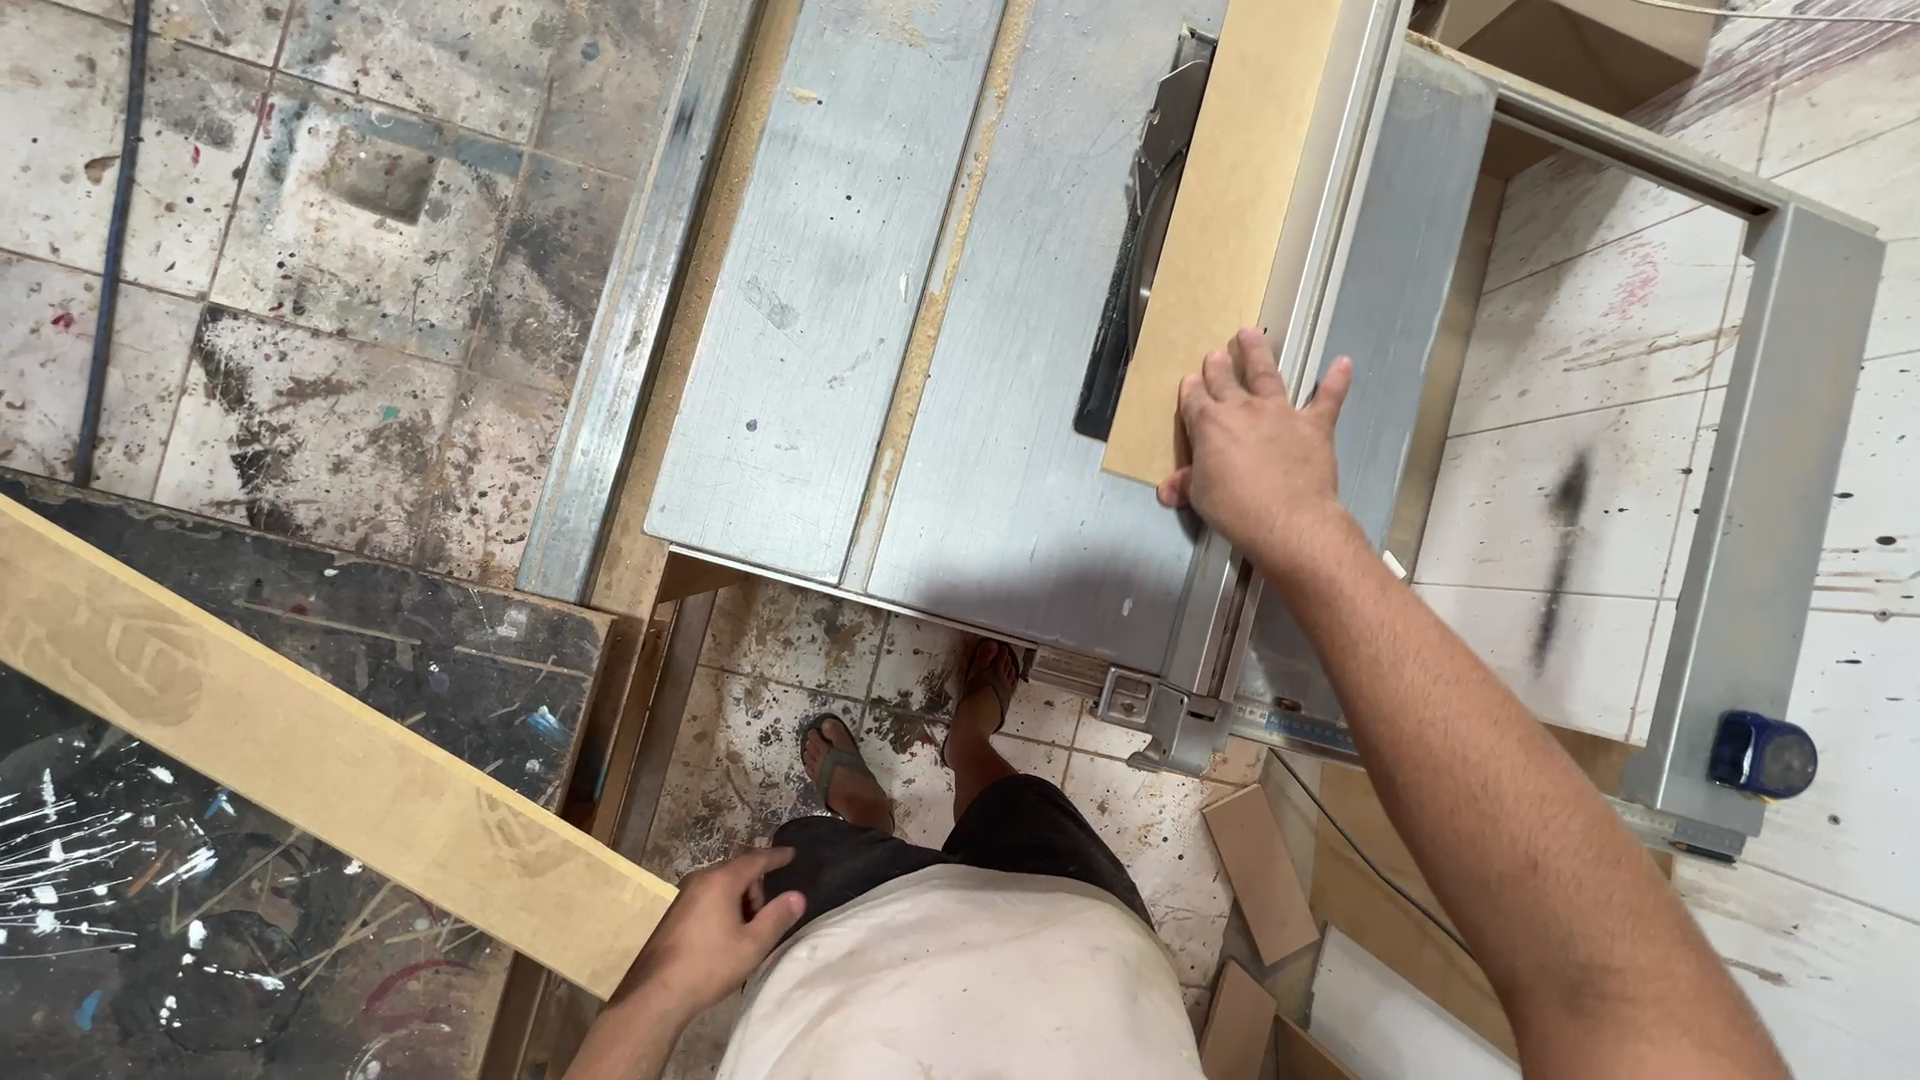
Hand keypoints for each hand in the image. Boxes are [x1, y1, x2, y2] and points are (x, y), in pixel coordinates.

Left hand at [614, 847, 805, 1022]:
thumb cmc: (708, 966)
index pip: (756, 859)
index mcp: (721, 881)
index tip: (791, 854)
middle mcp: (700, 879)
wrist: (654, 995)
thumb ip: (778, 917)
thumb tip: (797, 896)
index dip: (776, 856)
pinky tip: (720, 938)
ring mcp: (682, 895)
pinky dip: (721, 908)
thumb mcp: (752, 945)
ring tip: (741, 935)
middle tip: (761, 922)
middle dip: (756, 890)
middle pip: (738, 872)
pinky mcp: (672, 912)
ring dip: (738, 901)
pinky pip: (706, 897)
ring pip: (721, 886)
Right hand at [1157, 328, 1353, 570]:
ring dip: (1258, 353)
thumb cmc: (1234, 509)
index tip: (1189, 381)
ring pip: (1267, 374)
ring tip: (1252, 334)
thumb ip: (1186, 484)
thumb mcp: (1200, 497)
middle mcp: (1243, 409)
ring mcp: (1280, 413)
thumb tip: (1167, 489)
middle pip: (1226, 380)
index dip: (1190, 390)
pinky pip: (1328, 398)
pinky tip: (1343, 363)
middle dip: (1218, 366)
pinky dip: (1336, 380)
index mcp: (1209, 424)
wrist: (1287, 520)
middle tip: (1215, 354)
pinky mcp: (1313, 425)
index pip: (1194, 400)